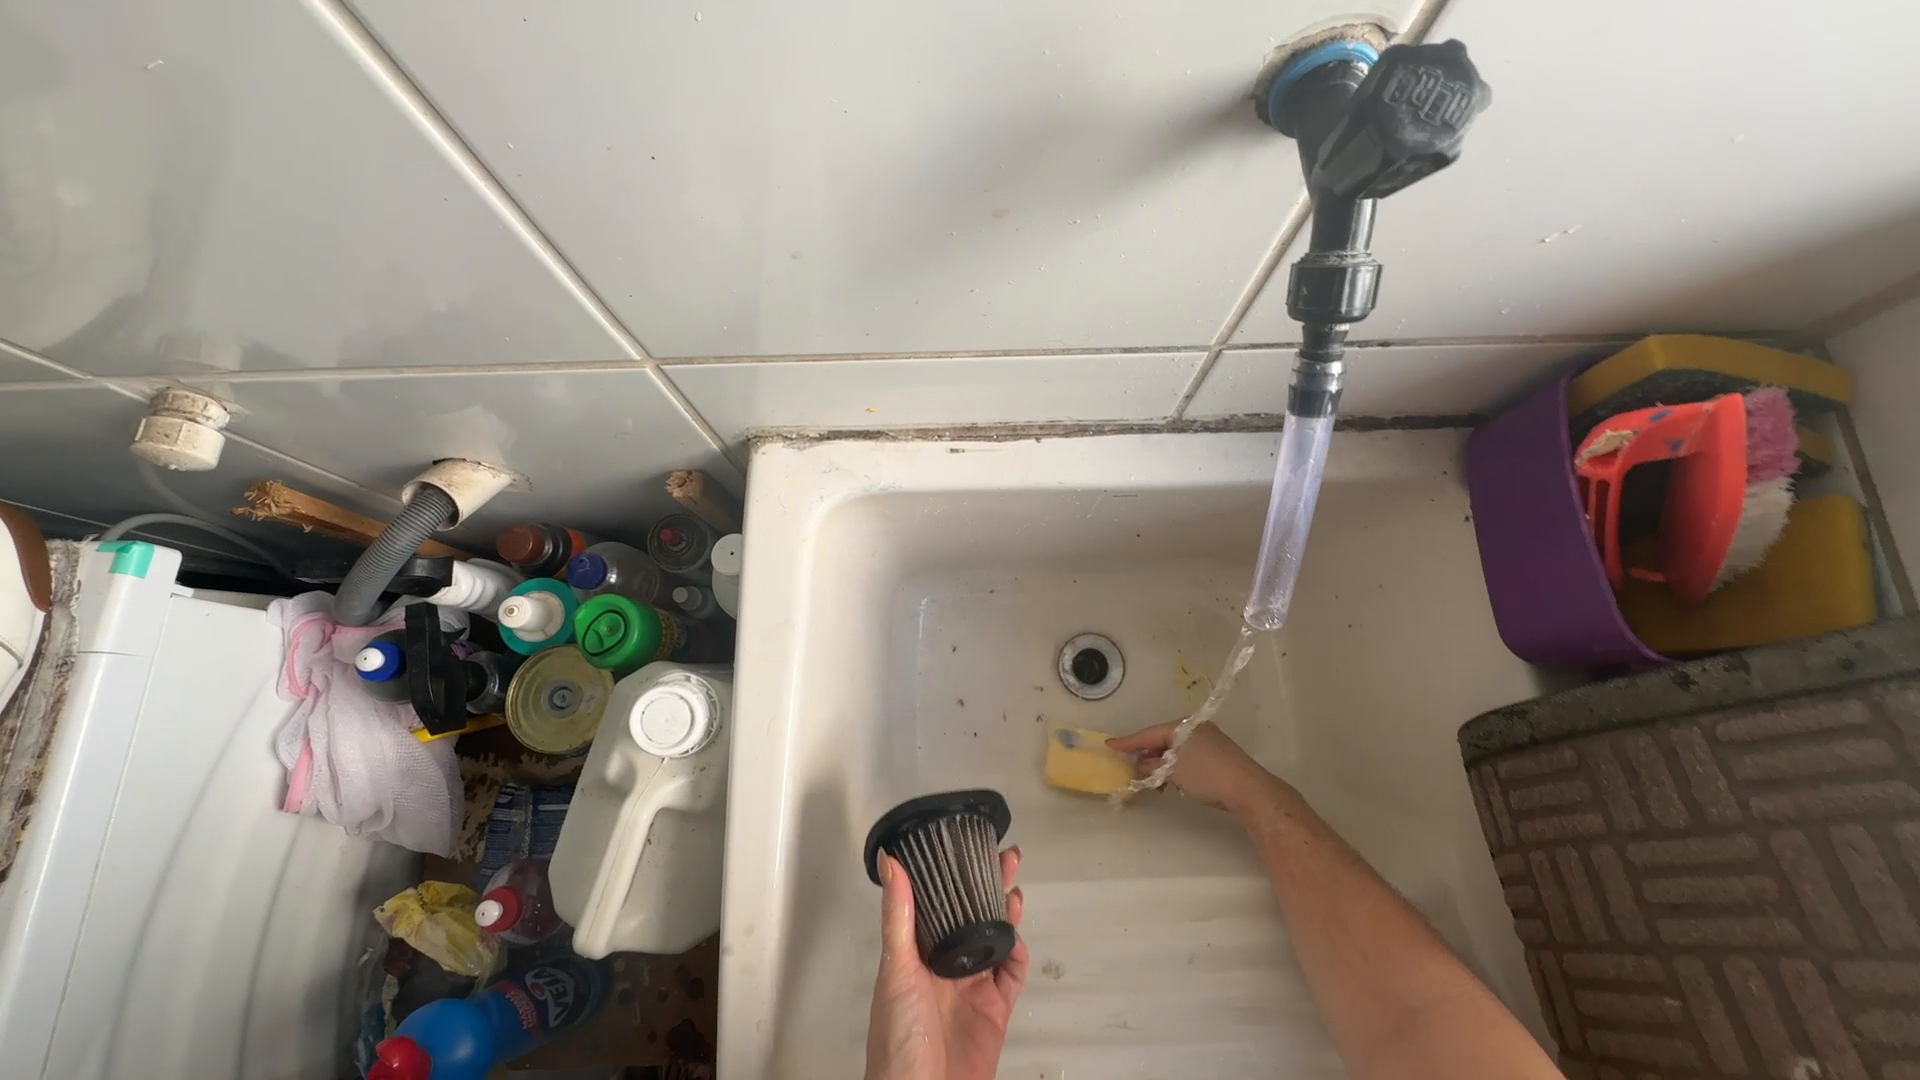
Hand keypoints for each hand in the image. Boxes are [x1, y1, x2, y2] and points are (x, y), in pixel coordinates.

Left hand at [866, 847, 1026, 1079]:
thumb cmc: (898, 1038)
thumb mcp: (896, 969)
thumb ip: (898, 915)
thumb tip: (889, 860)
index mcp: (917, 951)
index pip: (937, 900)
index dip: (953, 872)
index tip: (966, 843)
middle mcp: (945, 963)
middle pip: (972, 914)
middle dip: (989, 884)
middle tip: (1007, 856)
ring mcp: (972, 986)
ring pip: (995, 938)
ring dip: (1006, 912)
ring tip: (1014, 889)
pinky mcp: (995, 1010)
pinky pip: (1012, 974)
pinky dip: (1018, 954)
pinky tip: (1018, 938)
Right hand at [1108, 721, 1282, 815]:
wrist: (1247, 789)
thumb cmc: (1206, 775)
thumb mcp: (1172, 770)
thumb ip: (1152, 765)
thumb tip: (1142, 764)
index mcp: (1182, 726)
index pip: (1148, 733)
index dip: (1128, 742)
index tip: (1110, 745)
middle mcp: (1194, 728)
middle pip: (1161, 740)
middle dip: (1147, 755)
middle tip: (1133, 768)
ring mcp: (1207, 740)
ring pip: (1174, 750)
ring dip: (1162, 764)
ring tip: (1155, 782)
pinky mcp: (1216, 754)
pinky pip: (1187, 756)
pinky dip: (1176, 767)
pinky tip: (1174, 781)